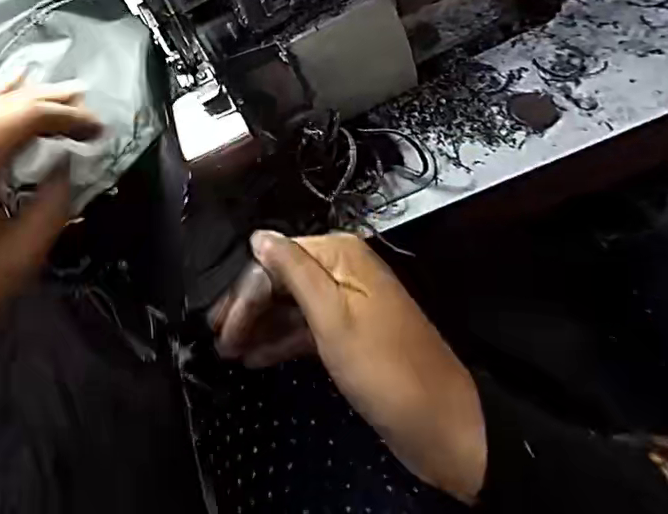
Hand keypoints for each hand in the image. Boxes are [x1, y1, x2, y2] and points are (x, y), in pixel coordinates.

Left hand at [0, 75, 102, 347]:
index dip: (63, 116)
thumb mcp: (21, 254)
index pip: (20, 119)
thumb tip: (69, 162)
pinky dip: (3, 110)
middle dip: (48, 101)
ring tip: (64, 93)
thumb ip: (52, 202)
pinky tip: (17, 94)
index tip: (97, 127)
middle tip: (88, 100)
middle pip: (3, 107)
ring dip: (26, 100)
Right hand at [212, 231, 487, 503]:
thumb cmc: (387, 371)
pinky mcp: (348, 333)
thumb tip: (259, 236)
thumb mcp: (333, 318)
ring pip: (288, 304)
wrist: (447, 431)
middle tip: (219, 339)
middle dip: (247, 308)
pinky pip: (304, 326)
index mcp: (340, 254)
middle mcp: (341, 269)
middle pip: (279, 279)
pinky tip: (254, 356)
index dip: (245, 292)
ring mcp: (345, 301)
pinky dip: (280, 339)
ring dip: (258, 326)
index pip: (275, 259)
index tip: (222, 325)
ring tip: (228, 350)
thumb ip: (293, 271)